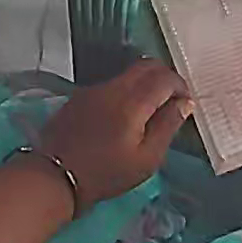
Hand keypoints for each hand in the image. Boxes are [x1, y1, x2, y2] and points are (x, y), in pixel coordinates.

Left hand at [41, 60, 192, 209]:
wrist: (56, 176)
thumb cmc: (106, 173)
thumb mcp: (146, 159)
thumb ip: (168, 126)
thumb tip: (185, 103)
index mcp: (132, 102)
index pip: (164, 77)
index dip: (181, 86)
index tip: (185, 103)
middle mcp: (113, 87)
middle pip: (146, 66)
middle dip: (165, 77)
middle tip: (172, 100)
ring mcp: (94, 89)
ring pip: (128, 73)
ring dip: (145, 83)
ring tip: (150, 110)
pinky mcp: (82, 95)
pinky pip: (112, 83)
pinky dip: (127, 90)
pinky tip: (124, 115)